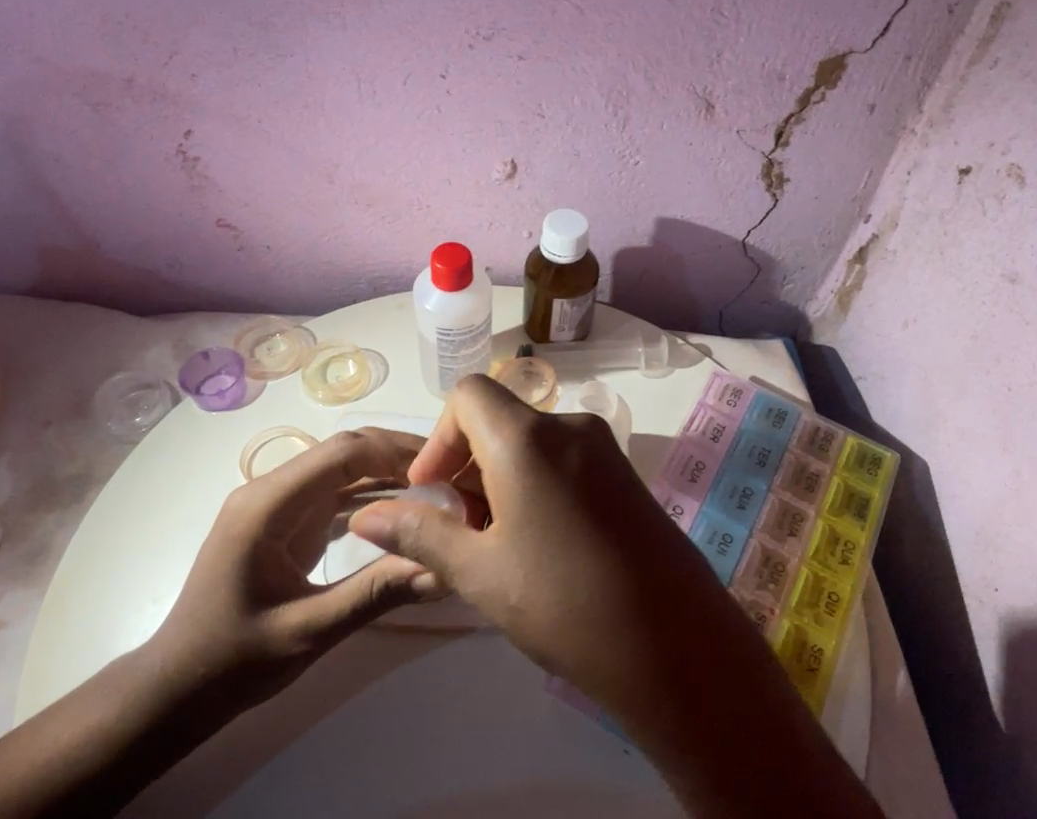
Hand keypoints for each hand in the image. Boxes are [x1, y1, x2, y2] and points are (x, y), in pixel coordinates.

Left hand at [147, 428, 443, 704]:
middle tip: (454, 475)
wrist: (177, 689)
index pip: (343, 453)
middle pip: (345, 453)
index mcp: (268, 505)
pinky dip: (373, 499)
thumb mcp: (311, 630)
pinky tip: (408, 513)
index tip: (448, 468)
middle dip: (400, 458)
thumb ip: (377, 593)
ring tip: (442, 491)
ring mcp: (277, 507)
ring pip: (344, 472)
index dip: (398, 452)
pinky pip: (336, 497)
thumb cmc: (234, 661)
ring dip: (390, 476)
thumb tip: (444, 569)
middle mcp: (271, 492)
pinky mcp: (286, 526)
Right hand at [347, 376, 745, 704]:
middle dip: (467, 467)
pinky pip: (565, 460)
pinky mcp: (626, 476)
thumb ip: (419, 534)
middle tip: (460, 532)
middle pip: (500, 419)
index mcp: (527, 437)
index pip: (468, 394)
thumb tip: (364, 517)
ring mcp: (605, 450)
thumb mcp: (479, 571)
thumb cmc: (562, 603)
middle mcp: (570, 427)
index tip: (432, 494)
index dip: (438, 437)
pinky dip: (537, 486)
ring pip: (533, 443)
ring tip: (498, 548)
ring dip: (501, 480)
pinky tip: (540, 547)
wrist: (672, 642)